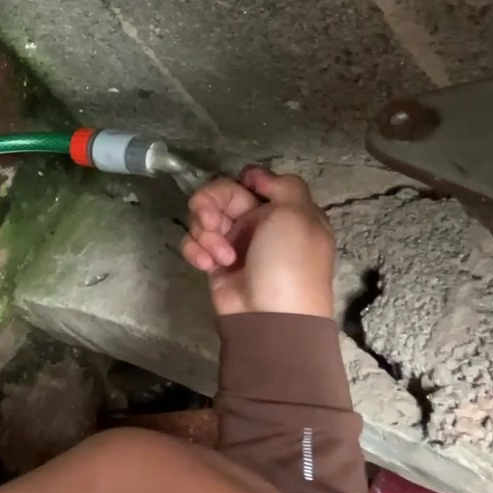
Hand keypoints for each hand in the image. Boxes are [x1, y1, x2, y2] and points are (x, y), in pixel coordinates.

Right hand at [180, 166, 334, 318]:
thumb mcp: (299, 217)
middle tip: (211, 221)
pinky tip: (209, 265)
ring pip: (202, 217)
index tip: (242, 191)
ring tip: (220, 256)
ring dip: (205, 233)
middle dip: (210, 204)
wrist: (270, 315)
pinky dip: (196, 251)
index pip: (253, 181)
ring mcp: (234, 242)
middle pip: (220, 195)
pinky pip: (193, 242)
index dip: (242, 182)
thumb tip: (258, 177)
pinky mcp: (213, 260)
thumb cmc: (289, 263)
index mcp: (283, 211)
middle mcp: (257, 223)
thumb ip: (284, 186)